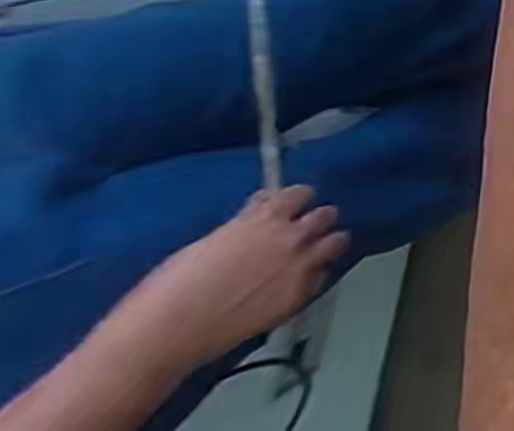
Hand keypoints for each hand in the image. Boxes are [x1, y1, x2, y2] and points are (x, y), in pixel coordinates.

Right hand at [107, 186, 349, 368]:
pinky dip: (311, 278)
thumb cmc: (164, 293)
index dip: (295, 200)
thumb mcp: (204, 244)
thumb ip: (243, 223)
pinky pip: (322, 277)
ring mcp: (301, 265)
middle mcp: (291, 237)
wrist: (155, 340)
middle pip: (327, 215)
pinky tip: (291, 286)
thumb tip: (261, 206)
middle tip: (300, 234)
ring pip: (337, 241)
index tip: (291, 207)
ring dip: (324, 246)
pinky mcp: (300, 294)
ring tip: (307, 257)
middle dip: (314, 222)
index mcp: (265, 220)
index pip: (302, 192)